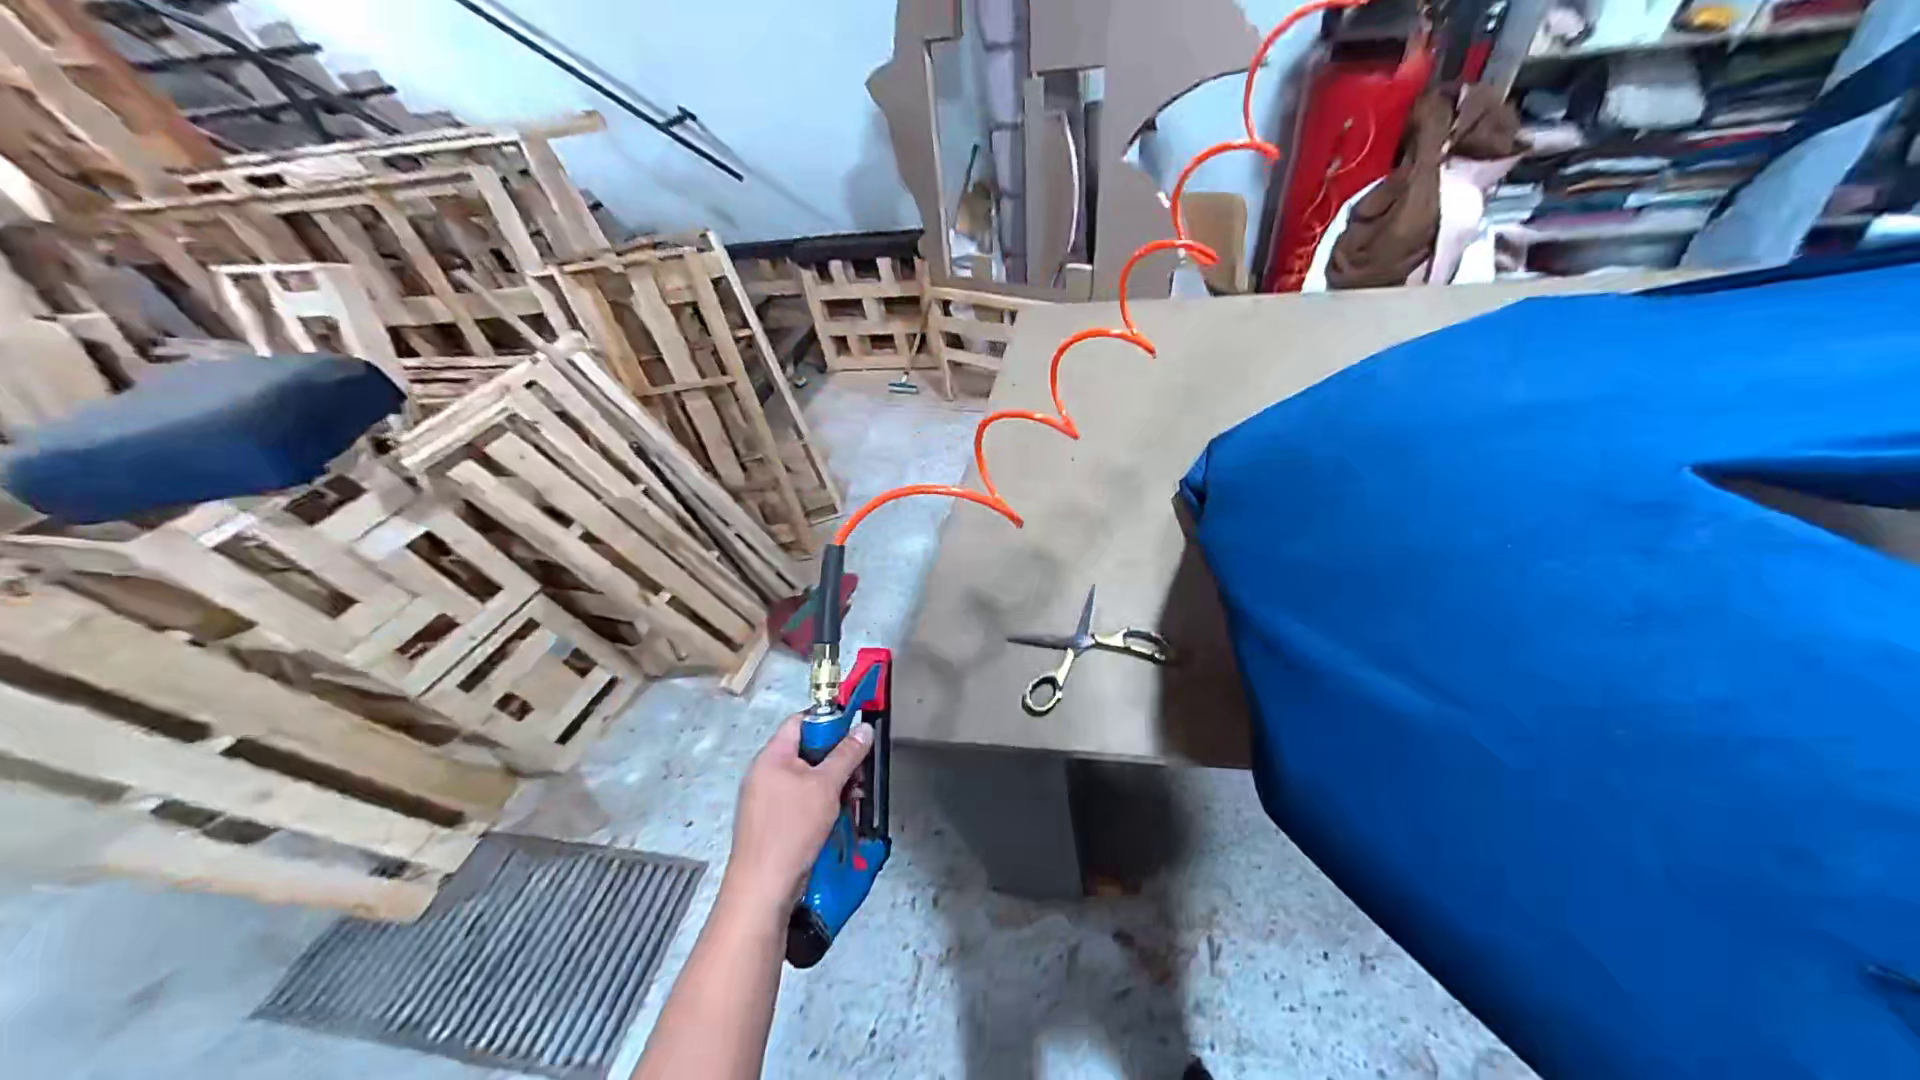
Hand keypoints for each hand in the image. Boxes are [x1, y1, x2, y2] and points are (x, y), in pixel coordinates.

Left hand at [722, 713, 873, 916]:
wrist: (763, 888)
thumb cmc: (792, 828)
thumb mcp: (826, 786)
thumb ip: (847, 754)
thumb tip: (863, 729)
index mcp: (772, 755)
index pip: (801, 720)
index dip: (829, 720)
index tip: (854, 729)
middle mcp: (766, 773)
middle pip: (807, 750)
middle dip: (837, 758)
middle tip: (859, 770)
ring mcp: (767, 799)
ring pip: (807, 778)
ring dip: (833, 784)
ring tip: (854, 796)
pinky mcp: (773, 822)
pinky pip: (801, 801)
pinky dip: (822, 803)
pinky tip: (838, 816)